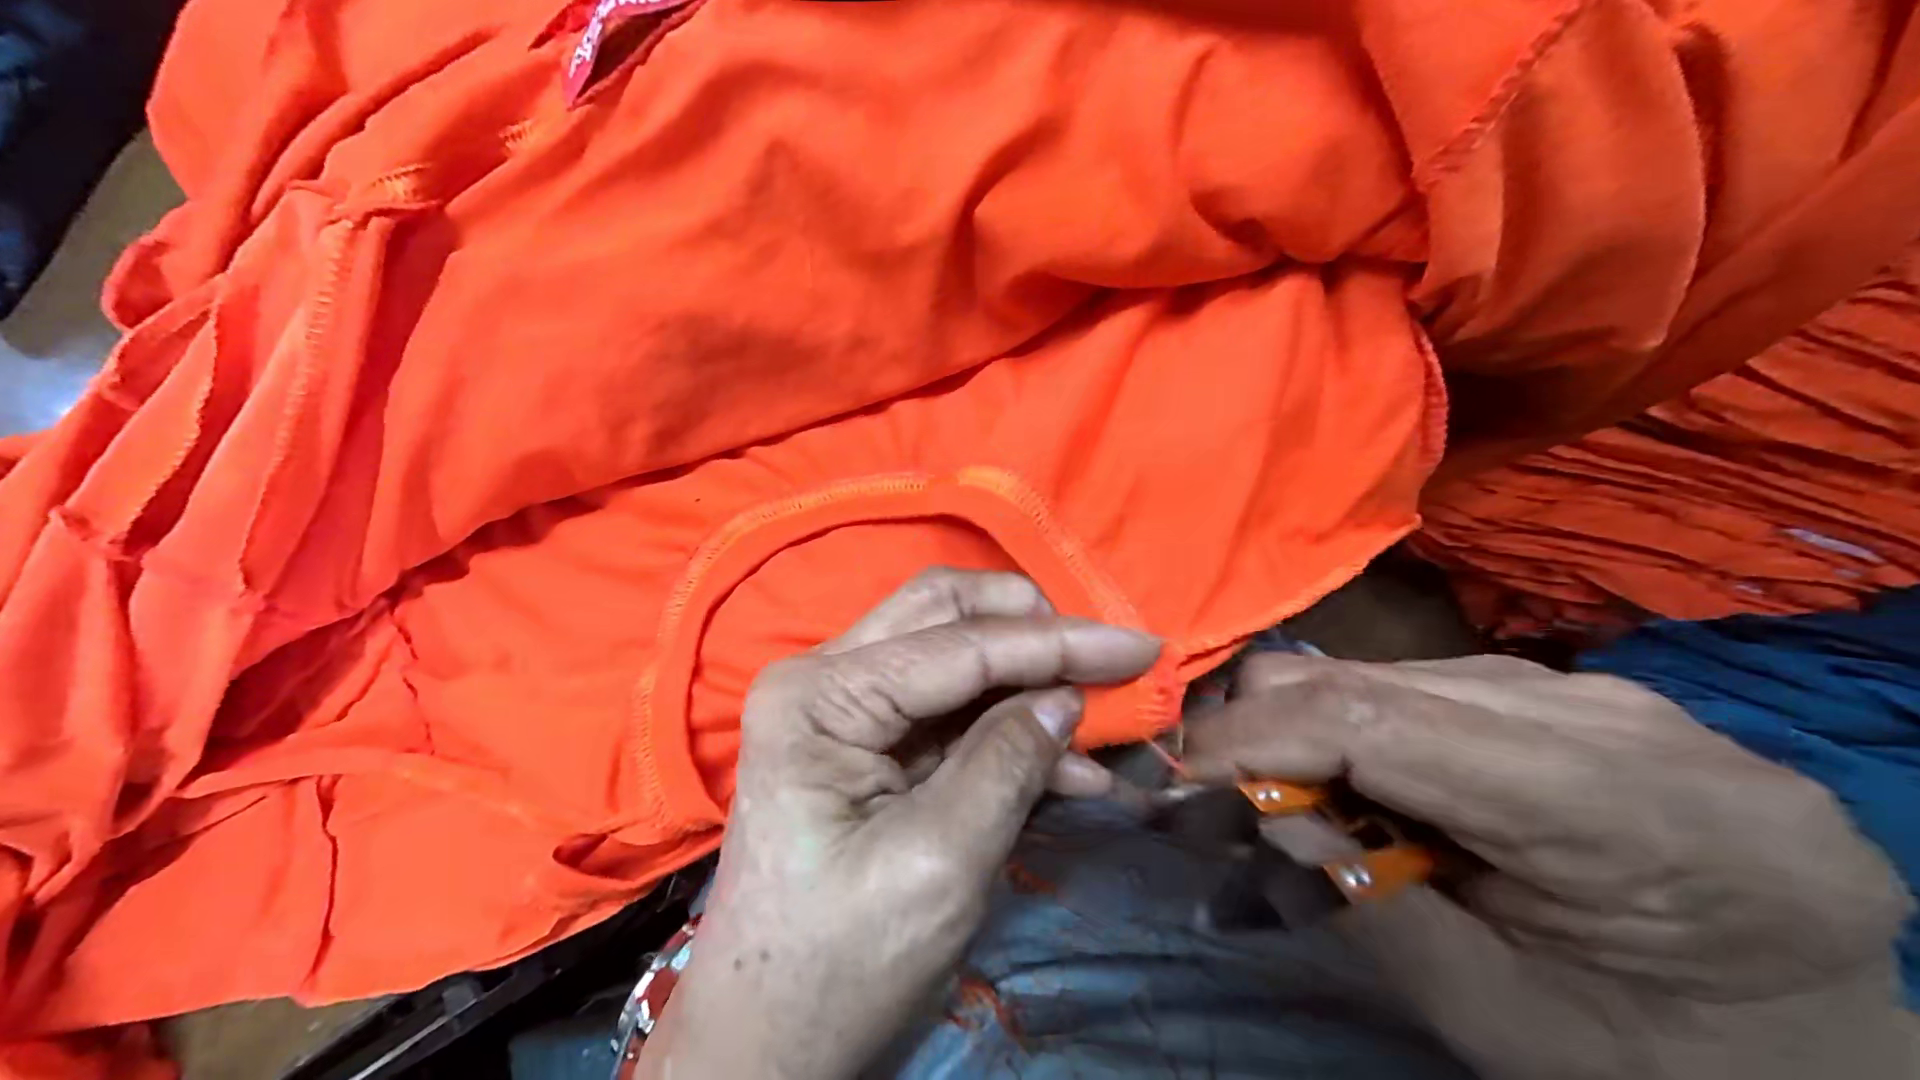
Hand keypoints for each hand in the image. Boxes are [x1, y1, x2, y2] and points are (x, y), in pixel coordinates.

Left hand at [638, 569, 1159, 1079]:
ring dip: (1026, 677)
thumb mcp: (940, 863)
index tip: (1137, 644)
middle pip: (944, 614)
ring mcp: (841, 706)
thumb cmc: (841, 963)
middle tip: (1104, 654)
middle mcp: (823, 677)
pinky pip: (949, 708)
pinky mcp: (865, 741)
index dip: (1054, 641)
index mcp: (820, 696)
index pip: (957, 645)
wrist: (770, 1040)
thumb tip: (1065, 696)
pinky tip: (1065, 766)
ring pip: (951, 652)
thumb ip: (1007, 764)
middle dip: (1031, 628)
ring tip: (1099, 717)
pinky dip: (1006, 724)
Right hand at [1184, 654, 1915, 1079]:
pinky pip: (1403, 685)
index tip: (1174, 783)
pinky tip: (1369, 793)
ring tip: (1300, 814)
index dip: (1253, 739)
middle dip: (1260, 737)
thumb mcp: (1495, 1017)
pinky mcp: (1551, 687)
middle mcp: (1607, 715)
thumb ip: (1360, 900)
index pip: (1380, 723)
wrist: (1806, 1041)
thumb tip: (1243, 801)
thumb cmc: (1655, 1062)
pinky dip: (1350, 732)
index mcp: (1634, 811)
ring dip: (1301, 736)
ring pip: (1369, 673)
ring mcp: (1580, 687)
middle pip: (1361, 681)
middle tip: (1220, 811)